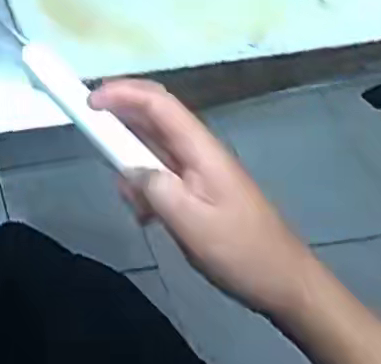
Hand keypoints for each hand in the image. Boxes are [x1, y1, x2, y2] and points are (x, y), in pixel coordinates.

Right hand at [88, 79, 322, 317]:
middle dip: (118, 109)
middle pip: (152, 109)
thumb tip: (127, 166)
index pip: (156, 101)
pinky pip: (158, 165)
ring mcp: (197, 165)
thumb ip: (153, 187)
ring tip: (123, 188)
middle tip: (89, 121)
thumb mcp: (191, 223)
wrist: (292, 289)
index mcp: (200, 147)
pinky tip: (141, 209)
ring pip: (151, 138)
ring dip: (127, 151)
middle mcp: (197, 147)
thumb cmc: (244, 252)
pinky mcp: (196, 184)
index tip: (88, 102)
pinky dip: (140, 176)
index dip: (120, 92)